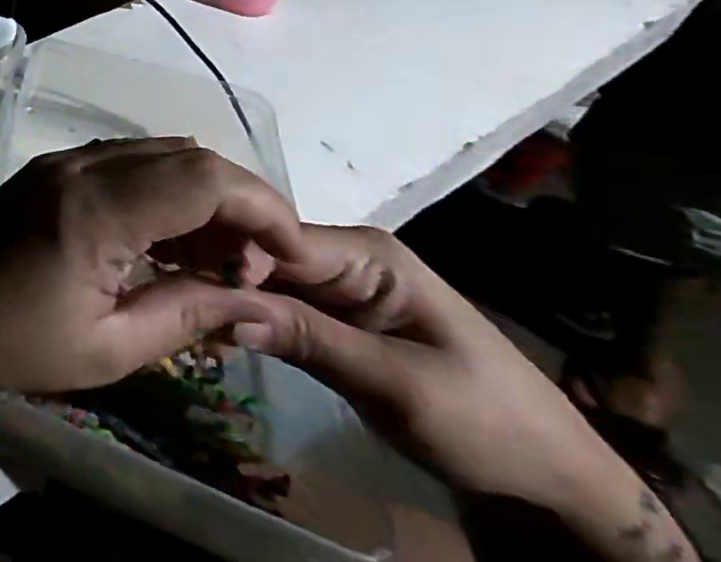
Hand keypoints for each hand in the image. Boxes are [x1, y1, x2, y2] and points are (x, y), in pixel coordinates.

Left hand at [0, 137, 306, 402]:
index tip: (293, 253)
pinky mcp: (52, 166)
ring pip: (159, 151)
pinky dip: (164, 187)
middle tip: (257, 260)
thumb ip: (187, 315)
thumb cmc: (15, 343)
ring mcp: (63, 160)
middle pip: (187, 155)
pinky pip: (126, 159)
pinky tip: (173, 234)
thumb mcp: (108, 348)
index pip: (203, 178)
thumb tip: (255, 299)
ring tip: (221, 253)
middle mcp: (80, 166)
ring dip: (203, 191)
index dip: (263, 208)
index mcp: (94, 210)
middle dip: (240, 199)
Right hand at [218, 225, 639, 515]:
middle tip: (175, 309)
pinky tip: (214, 332)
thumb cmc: (487, 423)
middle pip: (264, 257)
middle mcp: (344, 259)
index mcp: (368, 254)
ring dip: (228, 301)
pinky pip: (276, 310)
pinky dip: (247, 321)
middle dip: (221, 280)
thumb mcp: (399, 384)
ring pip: (263, 283)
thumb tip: (225, 309)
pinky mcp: (330, 320)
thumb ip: (311, 340)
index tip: (188, 292)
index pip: (279, 241)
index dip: (232, 260)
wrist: (546, 479)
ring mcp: (336, 289)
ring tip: (184, 319)